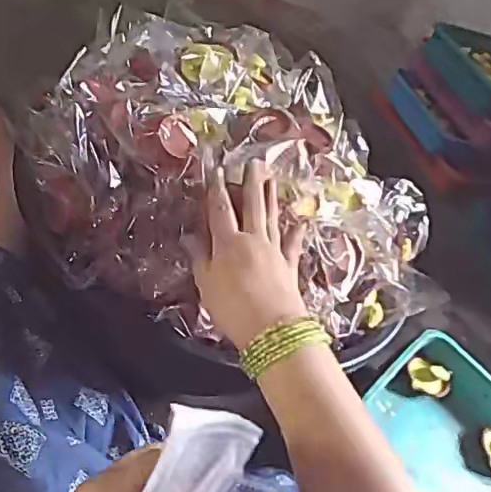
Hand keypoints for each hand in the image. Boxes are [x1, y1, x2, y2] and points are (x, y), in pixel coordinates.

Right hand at [183, 161, 310, 349]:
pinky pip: (292, 242)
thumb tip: (190, 236)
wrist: (272, 329)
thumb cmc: (232, 309)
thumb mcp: (205, 285)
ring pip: (271, 217)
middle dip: (251, 183)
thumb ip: (199, 258)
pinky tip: (300, 220)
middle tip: (254, 162)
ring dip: (271, 197)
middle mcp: (253, 240)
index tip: (217, 170)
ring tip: (271, 179)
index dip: (216, 189)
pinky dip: (296, 230)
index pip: (220, 210)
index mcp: (228, 243)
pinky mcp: (289, 265)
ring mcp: (274, 250)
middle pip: (252, 205)